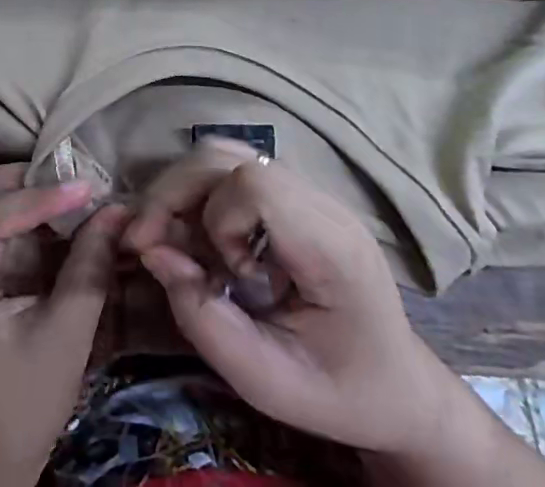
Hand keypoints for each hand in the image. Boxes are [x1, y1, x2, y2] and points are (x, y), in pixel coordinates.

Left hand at [0, 165, 126, 482]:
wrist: (0, 442)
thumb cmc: (29, 396)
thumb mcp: (68, 334)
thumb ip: (89, 267)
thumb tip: (117, 210)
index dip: (42, 197)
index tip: (89, 188)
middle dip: (39, 181)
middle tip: (89, 185)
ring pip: (0, 198)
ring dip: (42, 191)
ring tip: (87, 196)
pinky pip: (13, 218)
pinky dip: (43, 211)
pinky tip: (75, 214)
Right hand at [124, 141, 453, 455]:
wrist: (396, 385)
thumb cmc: (337, 391)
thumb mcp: (266, 382)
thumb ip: (205, 320)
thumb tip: (152, 253)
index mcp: (330, 247)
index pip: (255, 184)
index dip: (216, 219)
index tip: (219, 271)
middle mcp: (322, 203)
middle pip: (226, 156)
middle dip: (175, 195)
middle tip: (149, 244)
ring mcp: (310, 193)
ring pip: (224, 153)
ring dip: (183, 190)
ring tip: (171, 238)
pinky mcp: (295, 196)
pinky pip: (233, 169)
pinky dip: (200, 193)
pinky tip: (198, 234)